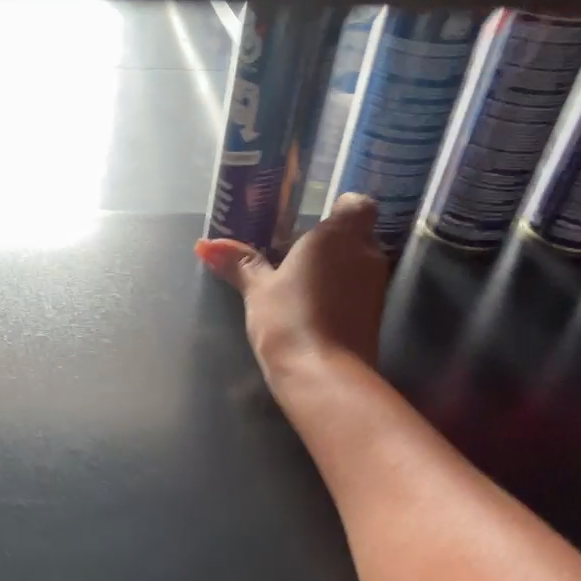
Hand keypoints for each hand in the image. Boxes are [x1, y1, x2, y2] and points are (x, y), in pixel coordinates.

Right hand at [194, 193, 389, 381]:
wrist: (323, 376)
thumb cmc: (289, 320)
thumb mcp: (257, 290)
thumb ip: (238, 263)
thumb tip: (205, 245)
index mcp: (339, 234)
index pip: (357, 204)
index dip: (339, 209)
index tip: (311, 222)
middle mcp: (366, 253)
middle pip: (357, 235)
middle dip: (332, 242)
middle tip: (294, 253)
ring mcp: (375, 286)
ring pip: (358, 264)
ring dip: (336, 269)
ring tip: (300, 283)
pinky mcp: (375, 316)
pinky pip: (358, 291)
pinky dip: (340, 294)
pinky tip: (311, 308)